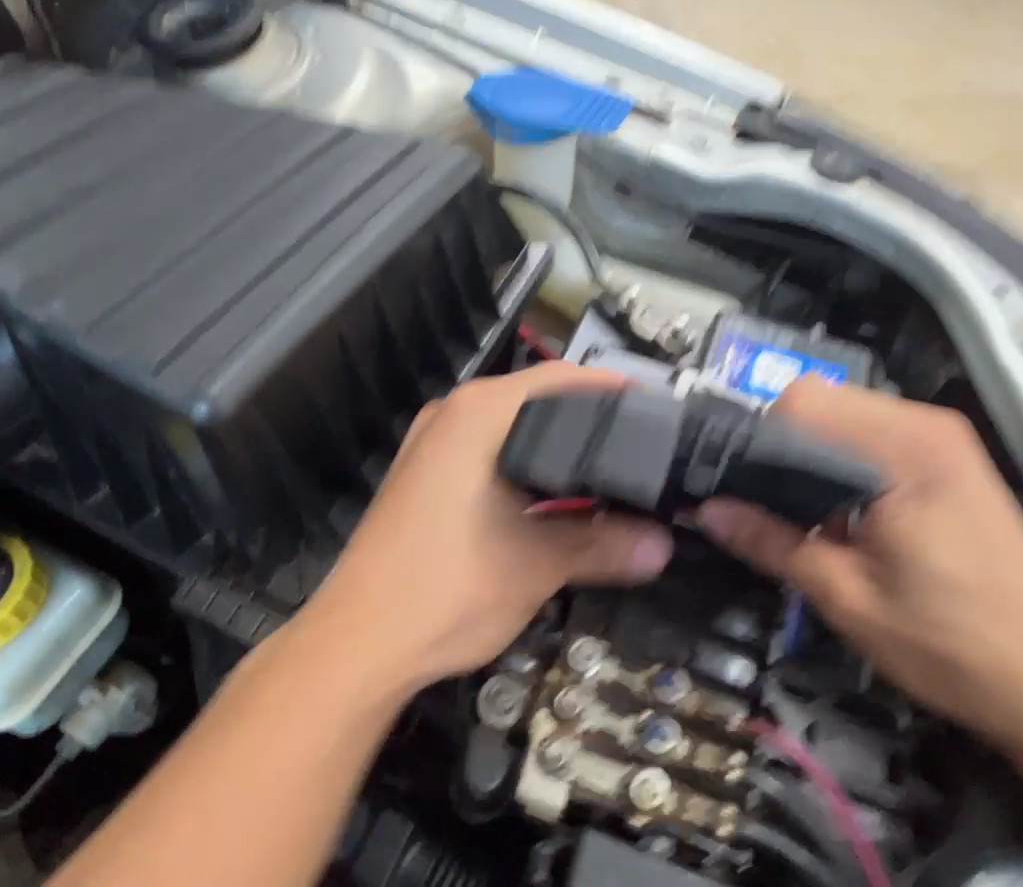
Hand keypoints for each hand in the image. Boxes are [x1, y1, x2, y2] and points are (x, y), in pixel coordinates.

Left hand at [309, 363, 674, 691]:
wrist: (359, 643)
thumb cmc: (448, 587)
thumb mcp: (537, 564)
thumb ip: (603, 544)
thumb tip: (664, 545)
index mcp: (477, 414)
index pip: (561, 379)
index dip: (614, 391)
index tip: (660, 413)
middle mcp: (450, 416)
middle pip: (536, 401)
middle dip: (590, 424)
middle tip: (645, 449)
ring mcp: (431, 446)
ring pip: (511, 432)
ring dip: (558, 451)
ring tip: (612, 476)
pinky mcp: (424, 479)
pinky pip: (489, 456)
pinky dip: (527, 470)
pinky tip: (556, 501)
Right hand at [697, 378, 1022, 750]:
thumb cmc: (952, 647)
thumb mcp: (847, 599)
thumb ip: (772, 543)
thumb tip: (704, 509)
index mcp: (904, 450)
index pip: (801, 404)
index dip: (755, 440)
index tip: (731, 489)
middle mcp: (926, 426)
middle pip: (820, 402)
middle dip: (778, 448)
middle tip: (758, 510)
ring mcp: (944, 440)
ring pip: (843, 418)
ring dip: (809, 458)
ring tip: (796, 519)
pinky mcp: (951, 460)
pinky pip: (872, 438)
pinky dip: (841, 465)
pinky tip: (839, 518)